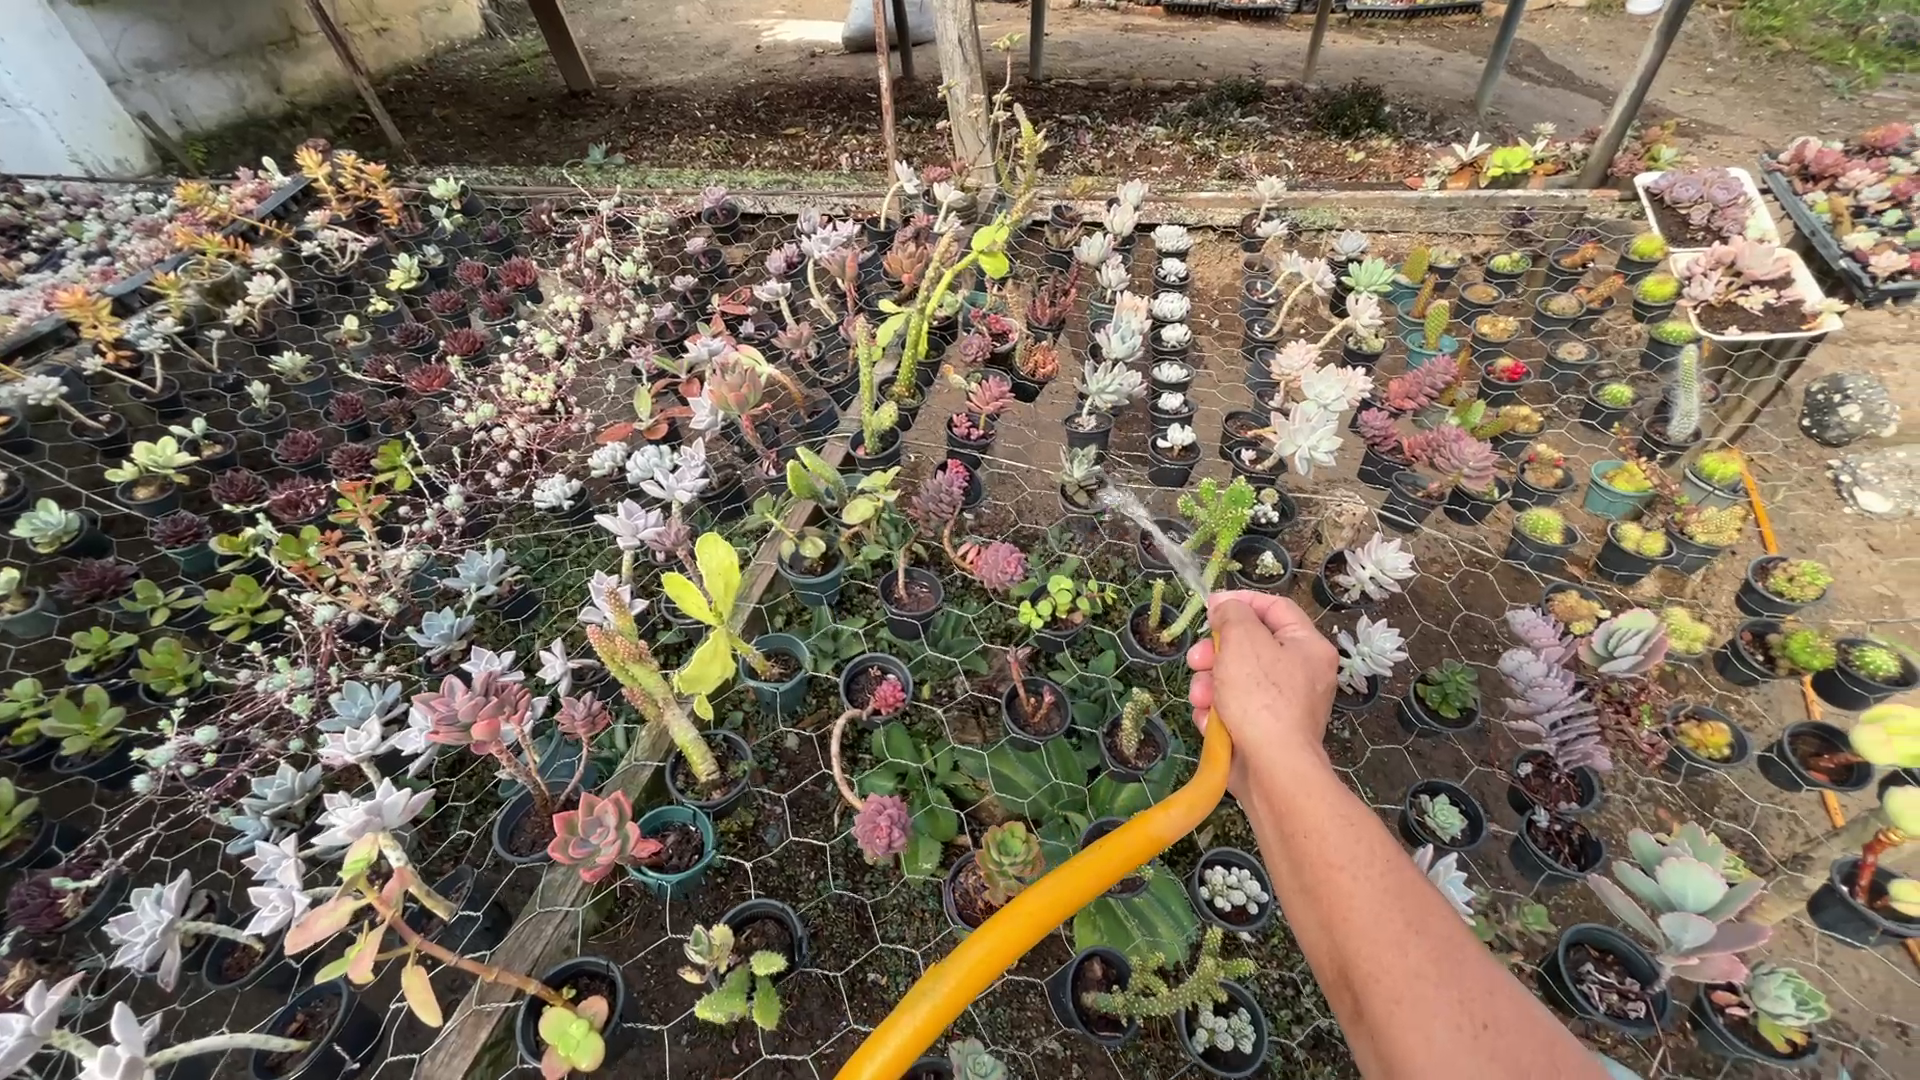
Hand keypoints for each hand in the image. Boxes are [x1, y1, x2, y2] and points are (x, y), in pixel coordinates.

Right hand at [1186, 590, 1338, 792]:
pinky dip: (1217, 711)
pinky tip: (1211, 721)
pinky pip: (1234, 707)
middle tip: (1196, 659)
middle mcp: (1301, 673)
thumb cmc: (1261, 697)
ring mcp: (1282, 704)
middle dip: (1215, 652)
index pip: (1275, 607)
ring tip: (1201, 698)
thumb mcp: (1242, 639)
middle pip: (1249, 645)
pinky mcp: (1264, 730)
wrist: (1271, 768)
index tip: (1210, 606)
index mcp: (1307, 646)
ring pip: (1234, 678)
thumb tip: (1225, 607)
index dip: (1240, 601)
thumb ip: (1232, 613)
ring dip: (1209, 684)